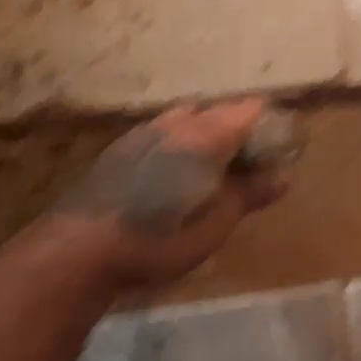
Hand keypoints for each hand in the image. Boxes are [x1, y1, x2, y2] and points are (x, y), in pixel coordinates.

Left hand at [53, 98, 284, 288]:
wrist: (77, 250)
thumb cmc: (160, 237)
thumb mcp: (216, 223)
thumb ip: (250, 193)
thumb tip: (283, 177)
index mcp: (207, 133)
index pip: (252, 110)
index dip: (272, 127)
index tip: (279, 154)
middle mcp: (177, 121)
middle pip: (221, 112)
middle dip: (240, 132)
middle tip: (250, 167)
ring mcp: (144, 132)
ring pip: (189, 120)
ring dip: (208, 138)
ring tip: (214, 173)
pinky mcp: (120, 149)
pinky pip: (163, 134)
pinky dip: (180, 147)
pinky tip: (174, 179)